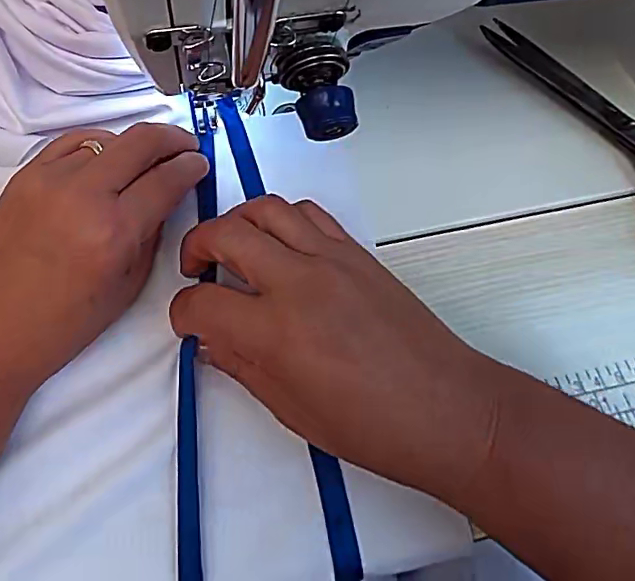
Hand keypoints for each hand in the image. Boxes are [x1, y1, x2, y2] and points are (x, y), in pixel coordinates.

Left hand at [0, 123, 208, 392]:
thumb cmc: (60, 323)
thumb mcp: (128, 285)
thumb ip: (153, 232)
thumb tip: (168, 193)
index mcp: (113, 232)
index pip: (166, 178)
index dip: (190, 166)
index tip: (197, 163)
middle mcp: (82, 197)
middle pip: (141, 141)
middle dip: (171, 139)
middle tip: (183, 146)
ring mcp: (49, 180)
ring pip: (107, 137)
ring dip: (133, 145)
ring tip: (143, 159)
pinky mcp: (25, 175)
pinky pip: (71, 142)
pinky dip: (95, 144)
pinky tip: (105, 156)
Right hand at [169, 196, 505, 501]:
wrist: (451, 411)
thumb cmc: (377, 425)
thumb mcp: (292, 410)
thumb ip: (242, 366)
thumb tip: (211, 342)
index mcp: (278, 333)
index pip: (202, 303)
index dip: (183, 312)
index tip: (188, 320)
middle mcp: (299, 283)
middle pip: (224, 234)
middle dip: (195, 246)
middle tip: (196, 269)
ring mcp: (329, 259)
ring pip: (266, 208)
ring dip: (237, 221)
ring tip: (234, 246)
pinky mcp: (355, 251)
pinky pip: (308, 213)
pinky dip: (283, 219)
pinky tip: (281, 244)